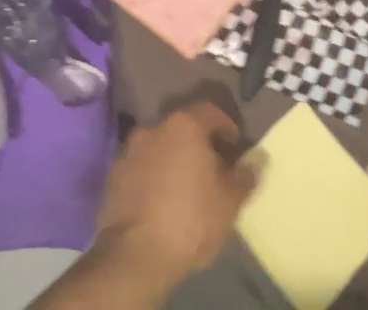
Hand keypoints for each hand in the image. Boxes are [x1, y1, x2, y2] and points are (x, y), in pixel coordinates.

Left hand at [94, 101, 259, 284]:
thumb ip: (245, 176)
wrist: (134, 256)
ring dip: (174, 161)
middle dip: (199, 145)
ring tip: (187, 189)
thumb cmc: (190, 220)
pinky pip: (141, 169)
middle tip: (214, 170)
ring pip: (160, 148)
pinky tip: (163, 202)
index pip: (210, 111)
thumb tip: (255, 161)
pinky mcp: (112, 178)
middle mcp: (153, 129)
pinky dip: (154, 177)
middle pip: (183, 129)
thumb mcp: (230, 201)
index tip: (235, 149)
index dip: (227, 127)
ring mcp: (128, 152)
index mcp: (184, 126)